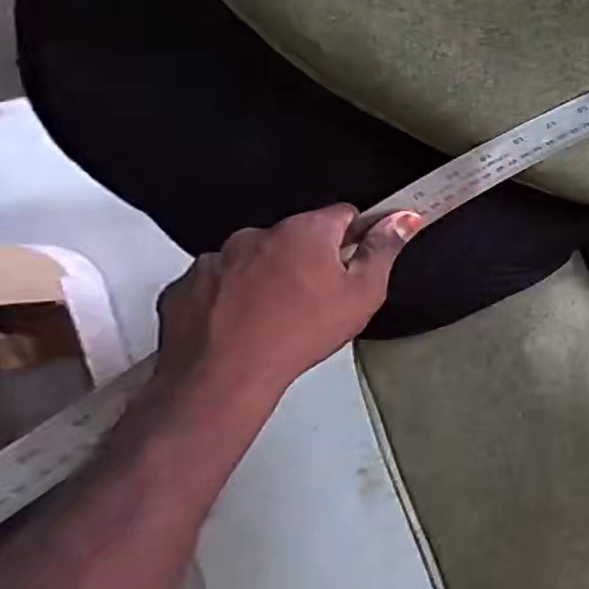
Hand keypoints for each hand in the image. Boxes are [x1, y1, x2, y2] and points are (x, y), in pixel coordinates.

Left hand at [152, 205, 420, 403]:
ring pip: (257, 258)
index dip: (358, 235)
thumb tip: (404, 218)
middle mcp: (257, 234)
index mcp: (305, 231)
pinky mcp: (185, 284)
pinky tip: (244, 321)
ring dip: (271, 274)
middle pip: (298, 236)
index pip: (343, 214)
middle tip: (322, 295)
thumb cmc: (303, 331)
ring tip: (279, 313)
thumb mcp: (363, 293)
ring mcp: (216, 258)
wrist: (224, 375)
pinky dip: (233, 294)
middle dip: (312, 256)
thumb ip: (383, 250)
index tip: (358, 261)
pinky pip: (220, 281)